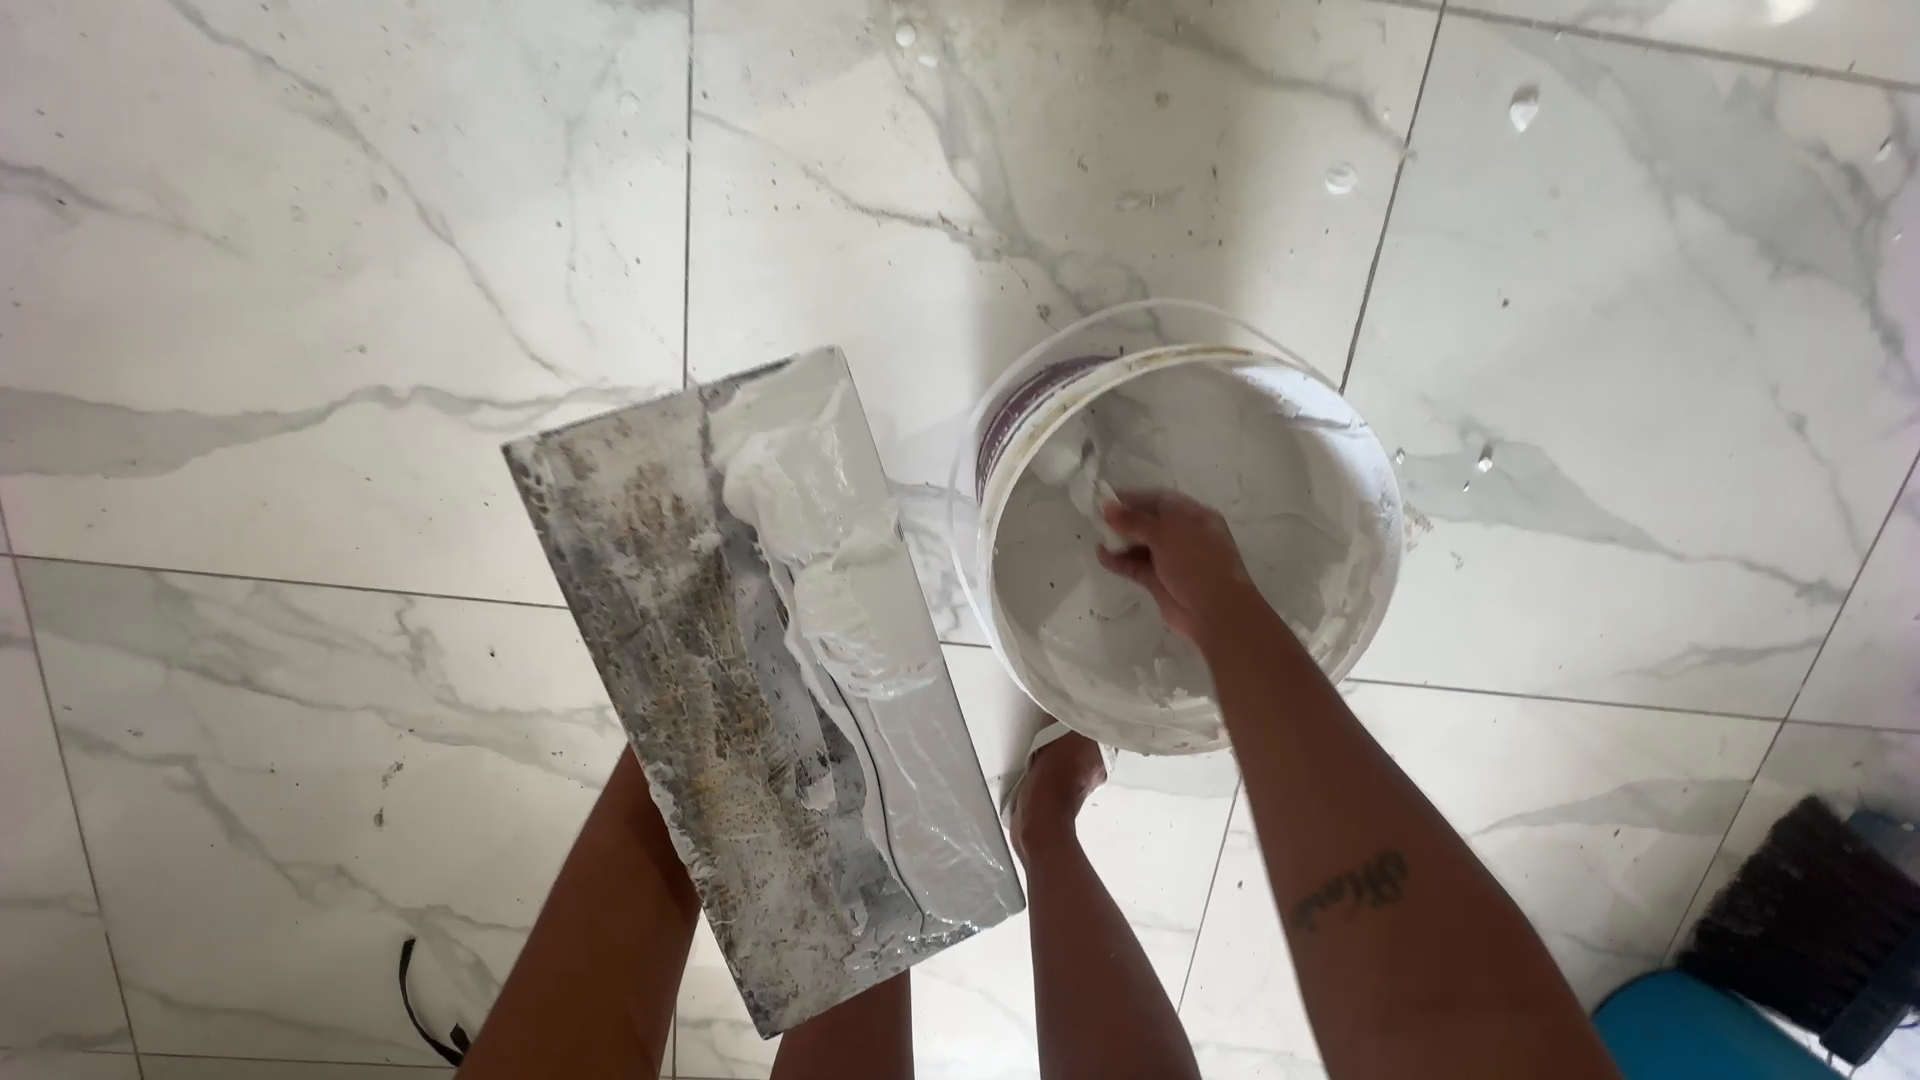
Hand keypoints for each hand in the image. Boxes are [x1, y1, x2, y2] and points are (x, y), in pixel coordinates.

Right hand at [1095, 489, 1257, 641]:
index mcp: (1194, 517)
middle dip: (1124, 520)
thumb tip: (1106, 506)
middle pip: (1149, 522)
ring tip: (1097, 538)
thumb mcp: (1166, 534)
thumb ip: (1134, 520)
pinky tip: (1102, 556)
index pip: (1160, 500)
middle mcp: (1184, 536)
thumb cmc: (1196, 563)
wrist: (1215, 612)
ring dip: (1120, 541)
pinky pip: (1136, 565)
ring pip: (1141, 545)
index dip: (1133, 498)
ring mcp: (1172, 559)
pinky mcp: (1160, 581)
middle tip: (1097, 519)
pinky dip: (1120, 561)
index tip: (1105, 499)